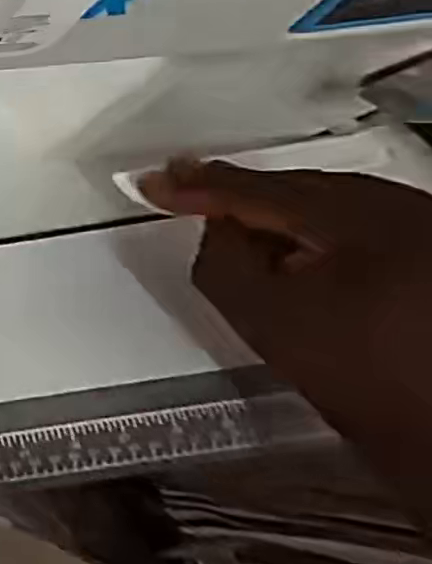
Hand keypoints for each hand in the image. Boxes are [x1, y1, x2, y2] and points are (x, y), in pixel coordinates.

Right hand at [139, 161, 431, 466]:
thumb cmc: (367, 380)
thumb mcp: (255, 310)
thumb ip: (218, 254)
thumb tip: (212, 224)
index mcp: (368, 226)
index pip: (257, 192)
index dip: (195, 186)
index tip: (158, 184)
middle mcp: (417, 222)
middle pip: (304, 187)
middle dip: (242, 193)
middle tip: (188, 189)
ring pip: (342, 200)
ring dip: (282, 207)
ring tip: (236, 214)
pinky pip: (376, 221)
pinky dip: (327, 224)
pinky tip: (301, 238)